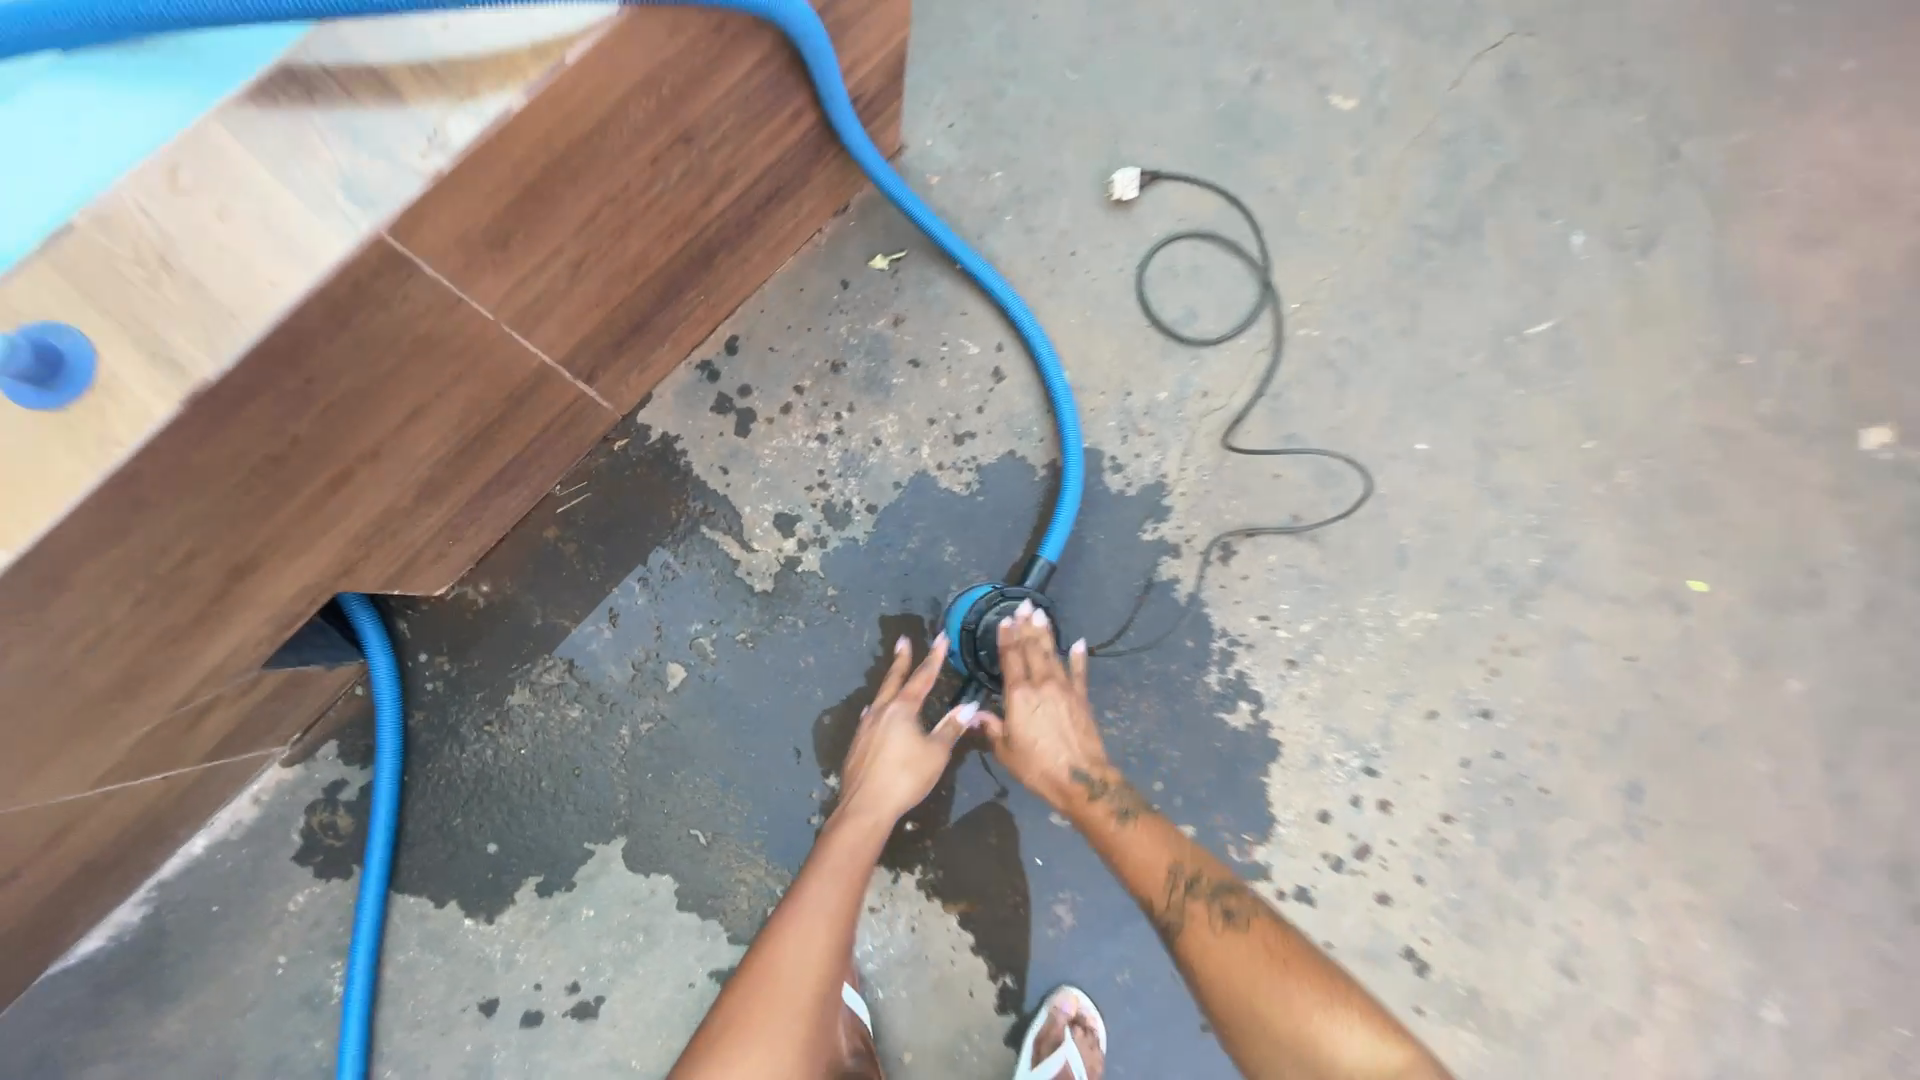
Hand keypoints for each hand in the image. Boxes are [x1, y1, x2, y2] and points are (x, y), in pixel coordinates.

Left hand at [835, 633, 978, 826]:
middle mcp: (882, 711)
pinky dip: (878, 708)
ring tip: (893, 675)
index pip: (922, 677)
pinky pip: (871, 717)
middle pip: (893, 680)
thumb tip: (968, 706)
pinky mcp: (858, 744)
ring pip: (880, 697)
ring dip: (889, 684)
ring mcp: (866, 727)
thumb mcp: (936, 753)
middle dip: (901, 660)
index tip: (940, 639)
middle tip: (902, 641)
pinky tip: (874, 714)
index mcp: (902, 709)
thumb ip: (951, 728)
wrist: (866, 805)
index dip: (933, 658)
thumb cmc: (906, 777)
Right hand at [978, 603, 1113, 812]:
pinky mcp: (1082, 698)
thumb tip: (974, 714)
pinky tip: (1079, 643)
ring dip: (1046, 633)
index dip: (1007, 637)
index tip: (1005, 619)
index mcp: (1018, 695)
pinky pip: (1079, 672)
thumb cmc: (1037, 767)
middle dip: (1027, 626)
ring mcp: (1064, 689)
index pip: (1011, 658)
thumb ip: (991, 728)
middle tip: (1024, 605)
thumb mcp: (1006, 751)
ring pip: (1052, 654)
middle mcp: (1041, 684)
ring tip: (1041, 614)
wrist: (1080, 779)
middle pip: (1032, 649)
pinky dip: (1078, 657)